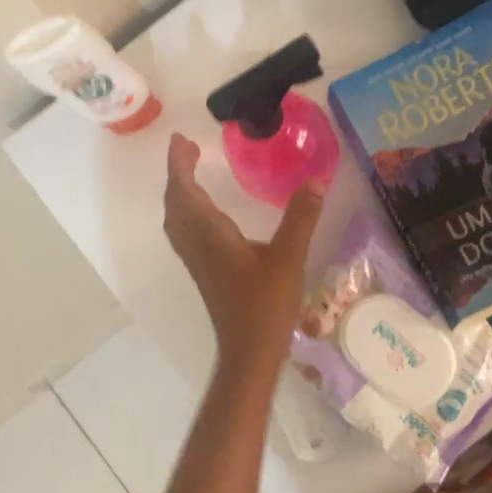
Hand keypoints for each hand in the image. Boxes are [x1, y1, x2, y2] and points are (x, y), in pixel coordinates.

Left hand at [163, 133, 325, 371]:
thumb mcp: (289, 258)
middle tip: (189, 151)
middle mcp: (197, 245)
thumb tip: (315, 180)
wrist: (249, 352)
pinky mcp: (206, 275)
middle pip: (176, 204)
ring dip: (181, 195)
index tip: (183, 140)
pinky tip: (208, 218)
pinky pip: (187, 235)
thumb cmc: (266, 305)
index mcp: (210, 235)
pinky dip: (189, 215)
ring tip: (193, 177)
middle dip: (178, 175)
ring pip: (178, 221)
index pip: (185, 191)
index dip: (180, 164)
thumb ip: (301, 218)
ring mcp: (199, 263)